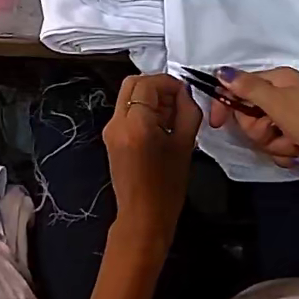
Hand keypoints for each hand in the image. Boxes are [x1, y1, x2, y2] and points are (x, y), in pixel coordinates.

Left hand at [103, 73, 201, 254]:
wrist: (143, 216)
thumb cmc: (168, 185)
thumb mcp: (185, 145)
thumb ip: (188, 111)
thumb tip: (184, 93)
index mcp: (136, 123)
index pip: (148, 83)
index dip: (168, 83)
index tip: (185, 94)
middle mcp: (117, 121)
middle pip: (132, 84)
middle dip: (157, 86)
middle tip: (177, 102)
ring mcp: (110, 129)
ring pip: (128, 96)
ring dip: (149, 98)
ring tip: (171, 117)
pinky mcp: (110, 137)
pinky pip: (126, 111)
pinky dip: (142, 110)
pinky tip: (159, 127)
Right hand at [205, 67, 298, 189]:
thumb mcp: (279, 101)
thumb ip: (247, 87)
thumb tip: (221, 71)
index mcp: (279, 80)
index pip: (239, 86)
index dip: (225, 103)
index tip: (217, 122)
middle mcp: (284, 97)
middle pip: (247, 114)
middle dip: (256, 128)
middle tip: (274, 129)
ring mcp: (291, 121)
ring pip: (260, 134)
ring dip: (273, 143)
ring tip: (293, 143)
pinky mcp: (298, 142)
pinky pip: (275, 149)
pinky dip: (284, 154)